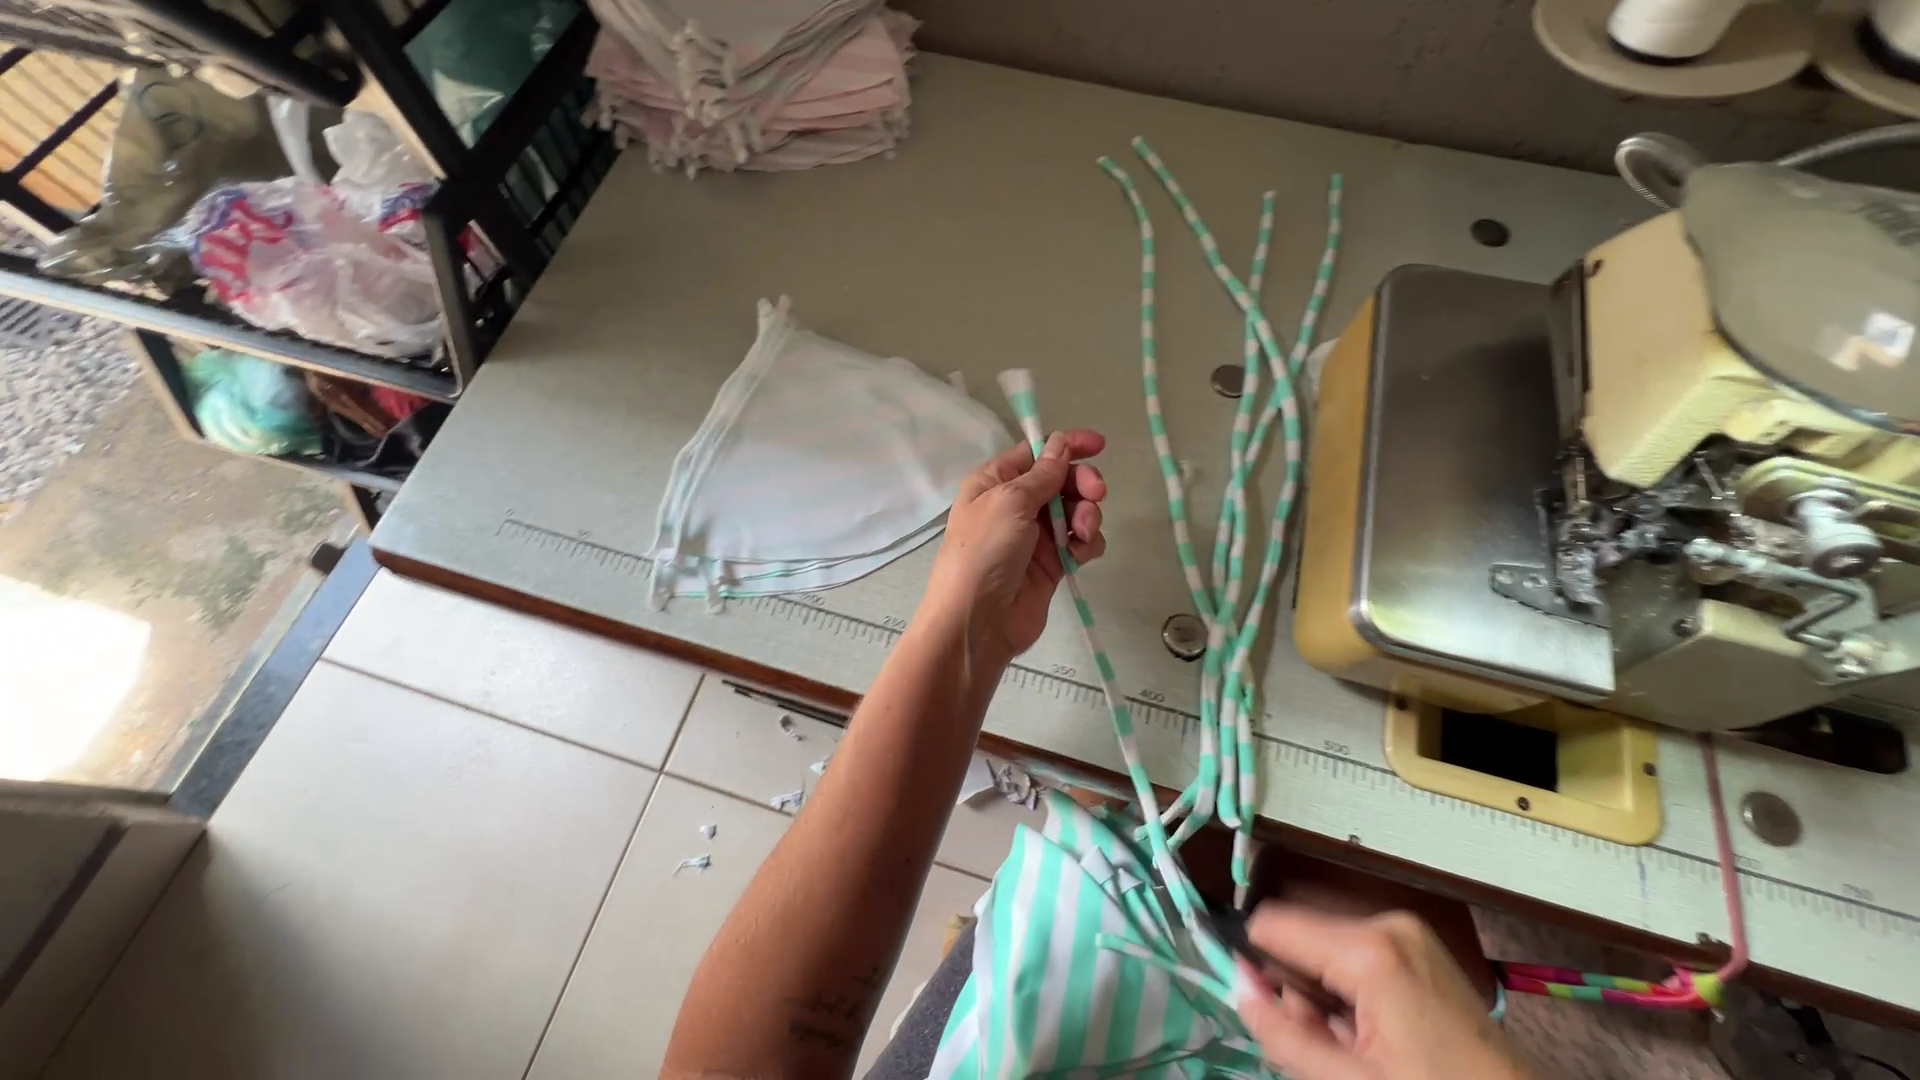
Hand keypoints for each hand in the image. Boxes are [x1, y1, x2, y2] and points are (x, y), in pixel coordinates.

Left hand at [922, 430, 1107, 666]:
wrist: (978, 621)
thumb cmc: (984, 552)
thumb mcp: (1010, 502)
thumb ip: (1042, 474)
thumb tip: (1060, 443)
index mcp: (995, 482)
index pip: (1036, 453)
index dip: (1066, 445)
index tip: (1099, 445)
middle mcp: (1015, 505)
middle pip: (1061, 481)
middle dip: (1082, 483)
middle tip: (1096, 494)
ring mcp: (1034, 536)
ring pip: (1075, 512)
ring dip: (1088, 515)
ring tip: (1084, 532)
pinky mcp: (1052, 565)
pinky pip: (1080, 543)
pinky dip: (1087, 543)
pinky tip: (1082, 552)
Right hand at [1237, 906, 1534, 1079]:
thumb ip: (1283, 1033)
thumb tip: (1237, 986)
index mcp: (1368, 949)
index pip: (1271, 925)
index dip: (1253, 963)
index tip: (1261, 1007)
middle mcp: (1386, 923)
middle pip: (1300, 938)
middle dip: (1298, 991)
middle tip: (1325, 1045)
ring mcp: (1408, 933)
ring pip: (1325, 947)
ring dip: (1323, 994)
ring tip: (1355, 1046)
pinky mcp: (1420, 946)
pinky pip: (1356, 953)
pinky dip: (1349, 989)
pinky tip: (1374, 1033)